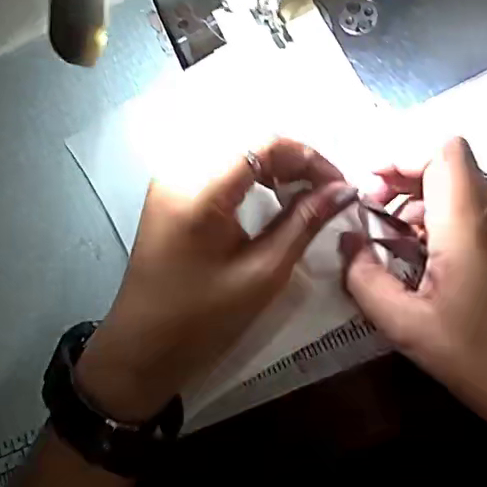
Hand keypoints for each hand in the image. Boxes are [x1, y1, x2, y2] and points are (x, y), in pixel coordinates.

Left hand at [78, 137, 356, 421]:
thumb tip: (343, 190)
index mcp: (199, 191)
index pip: (264, 144)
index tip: (340, 184)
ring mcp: (170, 177)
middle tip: (327, 189)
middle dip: (295, 159)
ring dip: (275, 163)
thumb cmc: (203, 319)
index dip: (309, 157)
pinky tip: (273, 192)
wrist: (142, 347)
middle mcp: (179, 170)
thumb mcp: (263, 273)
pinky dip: (252, 170)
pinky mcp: (170, 188)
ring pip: (236, 146)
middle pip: (250, 139)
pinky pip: (219, 162)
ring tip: (306, 192)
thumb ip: (303, 222)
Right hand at [340, 137, 486, 486]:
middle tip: (382, 233)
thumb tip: (349, 244)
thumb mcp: (414, 332)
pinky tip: (458, 281)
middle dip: (411, 193)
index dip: (403, 160)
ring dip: (437, 217)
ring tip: (414, 263)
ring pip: (477, 200)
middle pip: (456, 174)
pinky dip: (468, 234)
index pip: (445, 151)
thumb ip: (368, 281)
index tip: (373, 194)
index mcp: (473, 223)